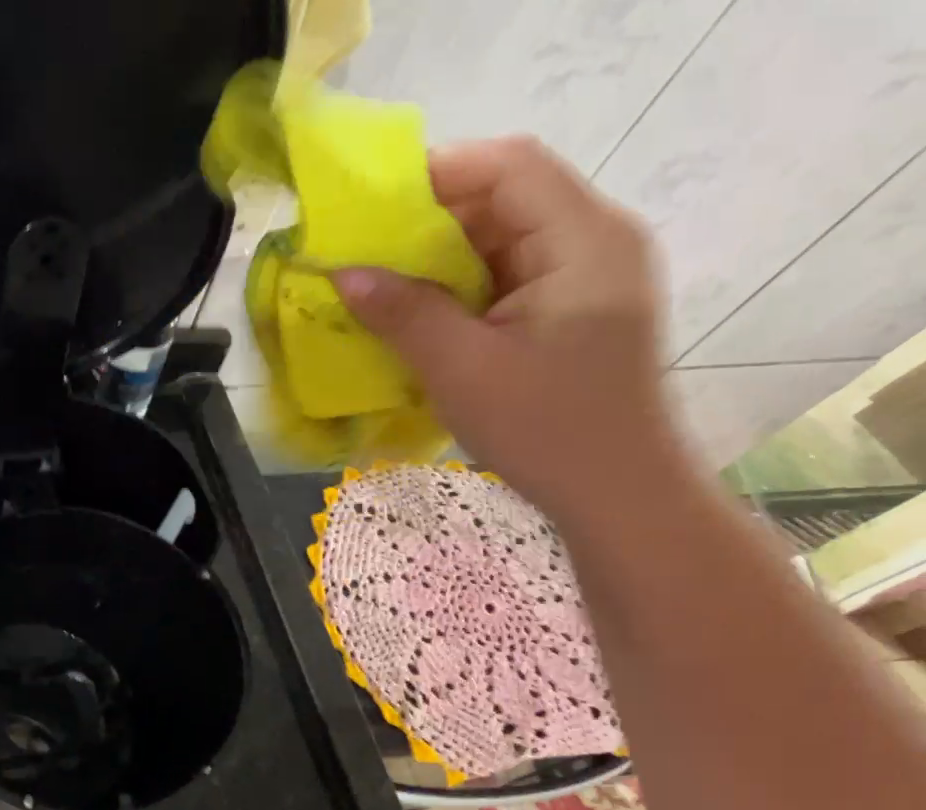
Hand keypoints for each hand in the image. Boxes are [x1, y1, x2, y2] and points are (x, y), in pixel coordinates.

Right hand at [332, 136, 687, 524]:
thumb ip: (402, 312)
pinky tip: (418, 310)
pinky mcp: (573, 305)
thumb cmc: (547, 428)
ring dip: (439, 252)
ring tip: (380, 280)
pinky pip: (508, 270)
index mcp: (583, 240)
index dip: (437, 171)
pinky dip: (459, 281)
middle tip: (363, 248)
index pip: (510, 165)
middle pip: (506, 194)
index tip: (369, 206)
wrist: (619, 494)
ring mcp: (588, 273)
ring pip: (502, 233)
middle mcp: (594, 239)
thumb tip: (341, 273)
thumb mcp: (461, 368)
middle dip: (429, 215)